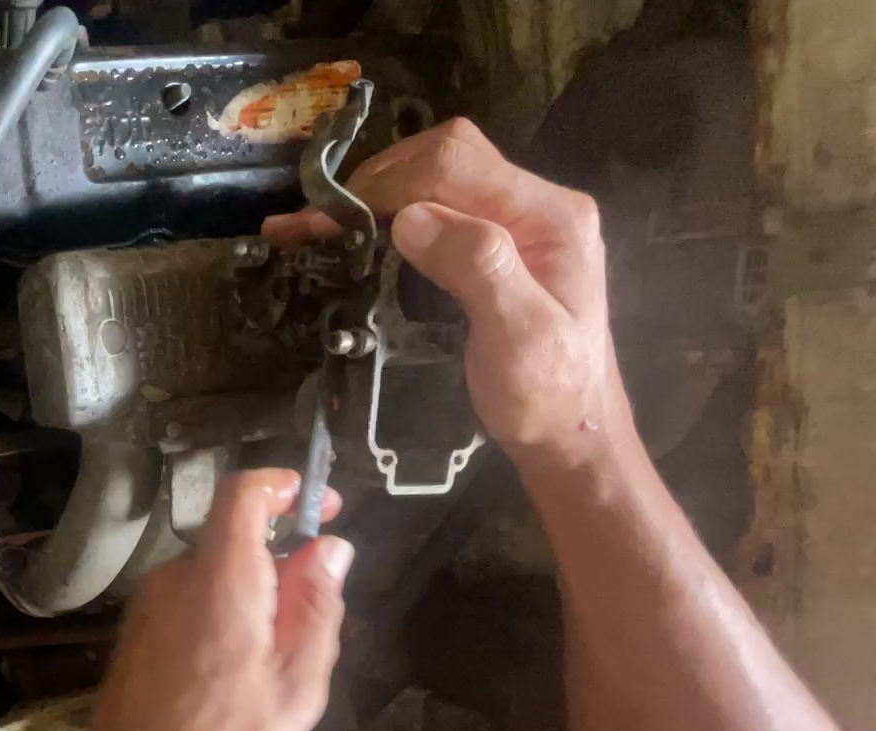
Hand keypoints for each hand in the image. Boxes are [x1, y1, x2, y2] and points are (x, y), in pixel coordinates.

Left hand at [61, 469, 351, 730]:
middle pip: (232, 542)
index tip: (319, 505)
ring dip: (252, 603)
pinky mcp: (136, 633)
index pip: (240, 494)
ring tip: (273, 674)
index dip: (281, 485)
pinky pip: (189, 605)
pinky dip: (222, 620)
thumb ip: (315, 608)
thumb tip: (330, 548)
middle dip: (280, 569)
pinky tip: (233, 683)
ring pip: (214, 579)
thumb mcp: (296, 687)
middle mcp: (173, 579)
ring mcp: (148, 606)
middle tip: (311, 632)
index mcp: (218, 581)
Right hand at [264, 118, 635, 472]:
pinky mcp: (490, 247)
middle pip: (443, 157)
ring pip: (434, 176)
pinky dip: (384, 215)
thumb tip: (411, 218)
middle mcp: (532, 205)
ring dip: (371, 194)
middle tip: (307, 224)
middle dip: (369, 182)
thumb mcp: (517, 335)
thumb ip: (476, 266)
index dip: (381, 186)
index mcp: (546, 216)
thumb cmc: (544, 391)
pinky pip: (434, 210)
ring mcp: (512, 224)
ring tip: (314, 226)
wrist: (568, 429)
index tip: (322, 224)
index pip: (453, 165)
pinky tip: (351, 235)